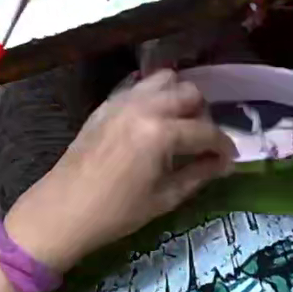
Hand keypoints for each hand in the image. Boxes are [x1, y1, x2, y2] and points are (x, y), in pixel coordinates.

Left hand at [6, 71, 237, 271]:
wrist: (63, 209)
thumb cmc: (116, 212)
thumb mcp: (164, 198)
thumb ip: (198, 174)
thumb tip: (224, 164)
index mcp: (161, 133)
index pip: (206, 131)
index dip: (223, 145)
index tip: (229, 159)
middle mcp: (145, 107)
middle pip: (190, 93)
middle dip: (204, 115)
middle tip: (203, 140)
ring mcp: (123, 101)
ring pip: (165, 79)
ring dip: (179, 97)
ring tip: (179, 123)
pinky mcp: (106, 104)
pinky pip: (138, 85)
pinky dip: (154, 95)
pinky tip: (154, 119)